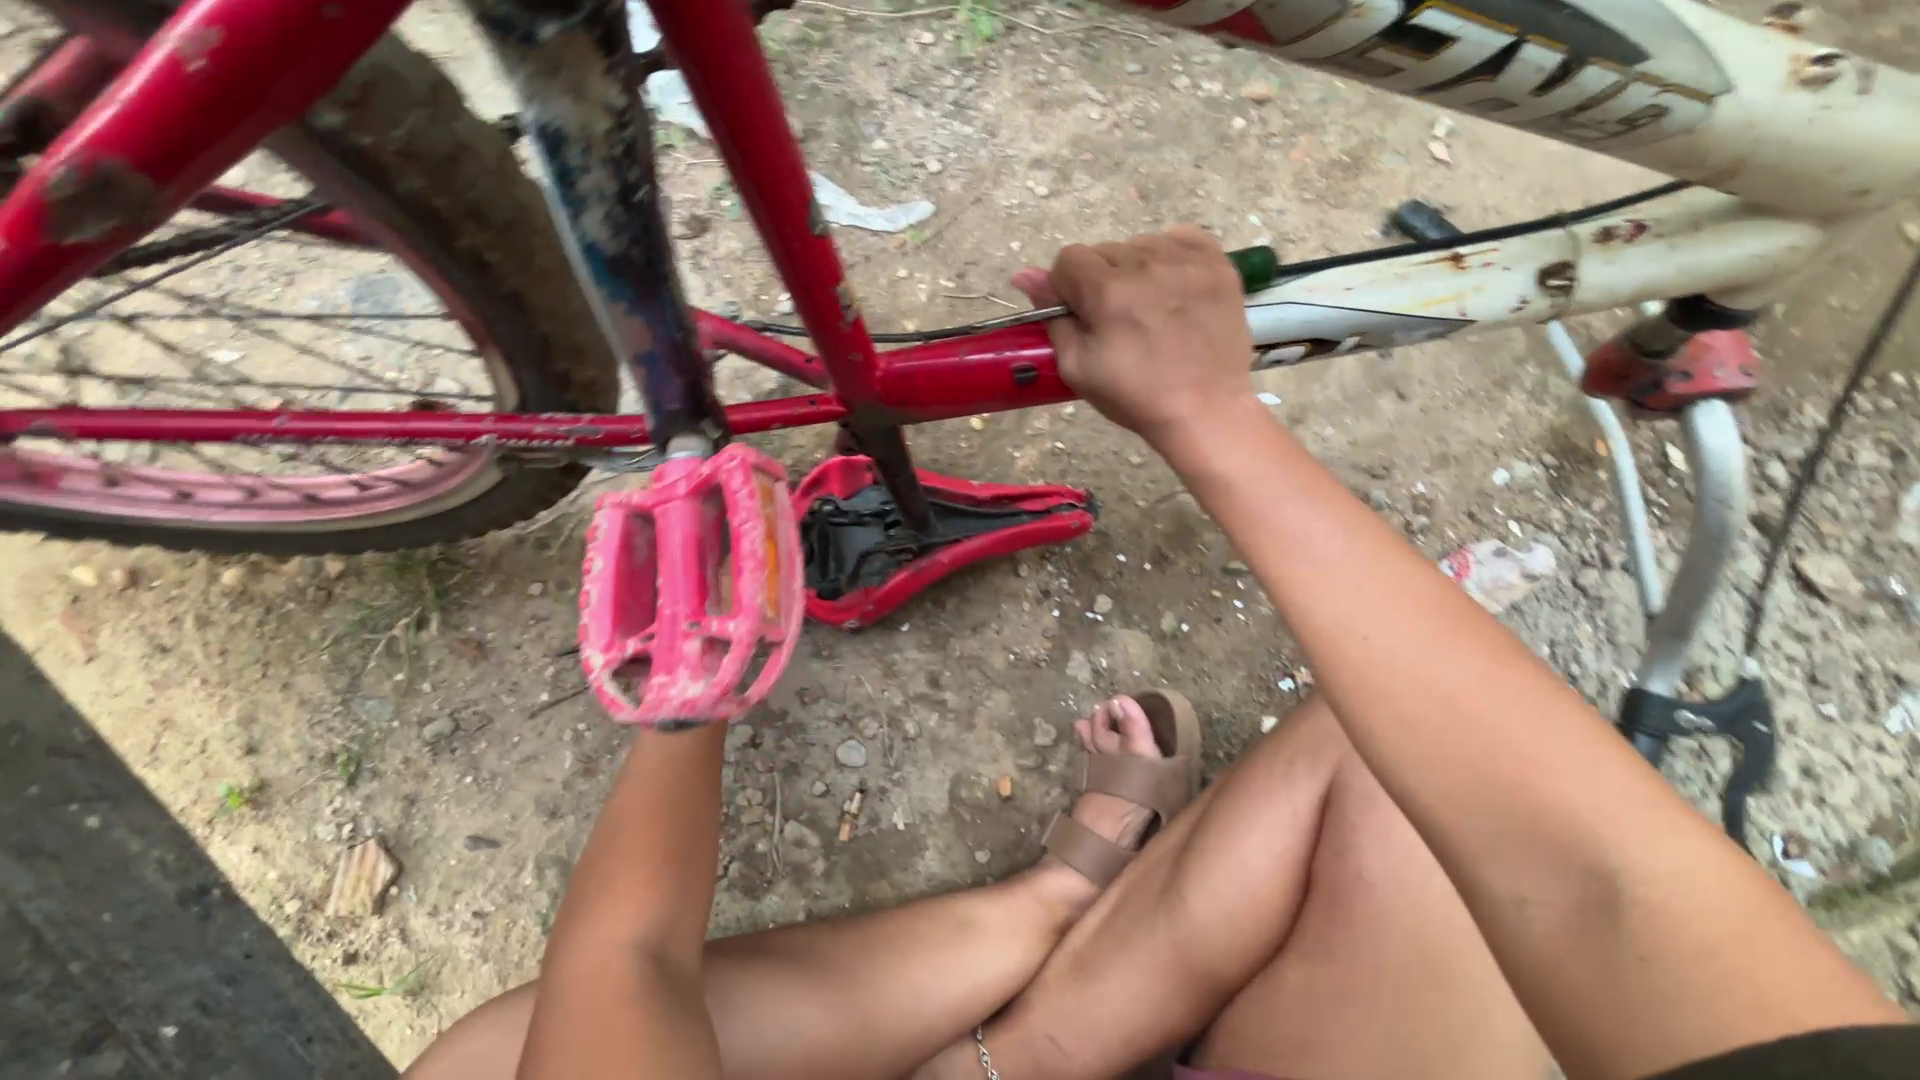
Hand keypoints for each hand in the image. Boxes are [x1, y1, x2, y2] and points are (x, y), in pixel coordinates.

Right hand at [1011, 226, 1255, 449]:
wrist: (1204, 410)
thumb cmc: (1135, 396)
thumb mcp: (1078, 367)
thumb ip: (1052, 316)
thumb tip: (1023, 274)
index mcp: (1106, 290)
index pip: (1068, 259)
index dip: (1069, 289)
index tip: (1084, 316)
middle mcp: (1145, 264)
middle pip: (1105, 252)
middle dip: (1102, 280)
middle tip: (1119, 321)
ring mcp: (1185, 261)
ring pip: (1141, 245)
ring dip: (1137, 270)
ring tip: (1150, 308)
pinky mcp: (1217, 263)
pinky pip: (1182, 239)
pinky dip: (1172, 257)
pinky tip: (1174, 288)